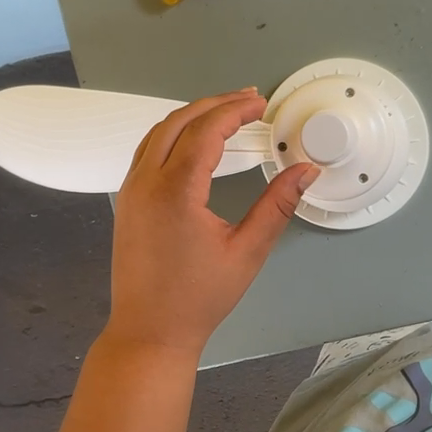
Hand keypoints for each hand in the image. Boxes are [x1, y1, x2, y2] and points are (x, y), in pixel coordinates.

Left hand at [105, 89, 318, 355]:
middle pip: (178, 122)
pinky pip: (147, 151)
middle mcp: (146, 183)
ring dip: (191, 116)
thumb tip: (304, 172)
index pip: (206, 131)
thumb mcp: (248, 251)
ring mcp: (131, 191)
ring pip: (157, 132)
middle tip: (249, 101)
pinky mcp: (127, 202)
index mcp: (175, 191)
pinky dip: (172, 135)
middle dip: (215, 104)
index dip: (235, 111)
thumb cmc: (199, 298)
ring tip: (225, 113)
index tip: (261, 105)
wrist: (150, 331)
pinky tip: (193, 142)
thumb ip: (277, 205)